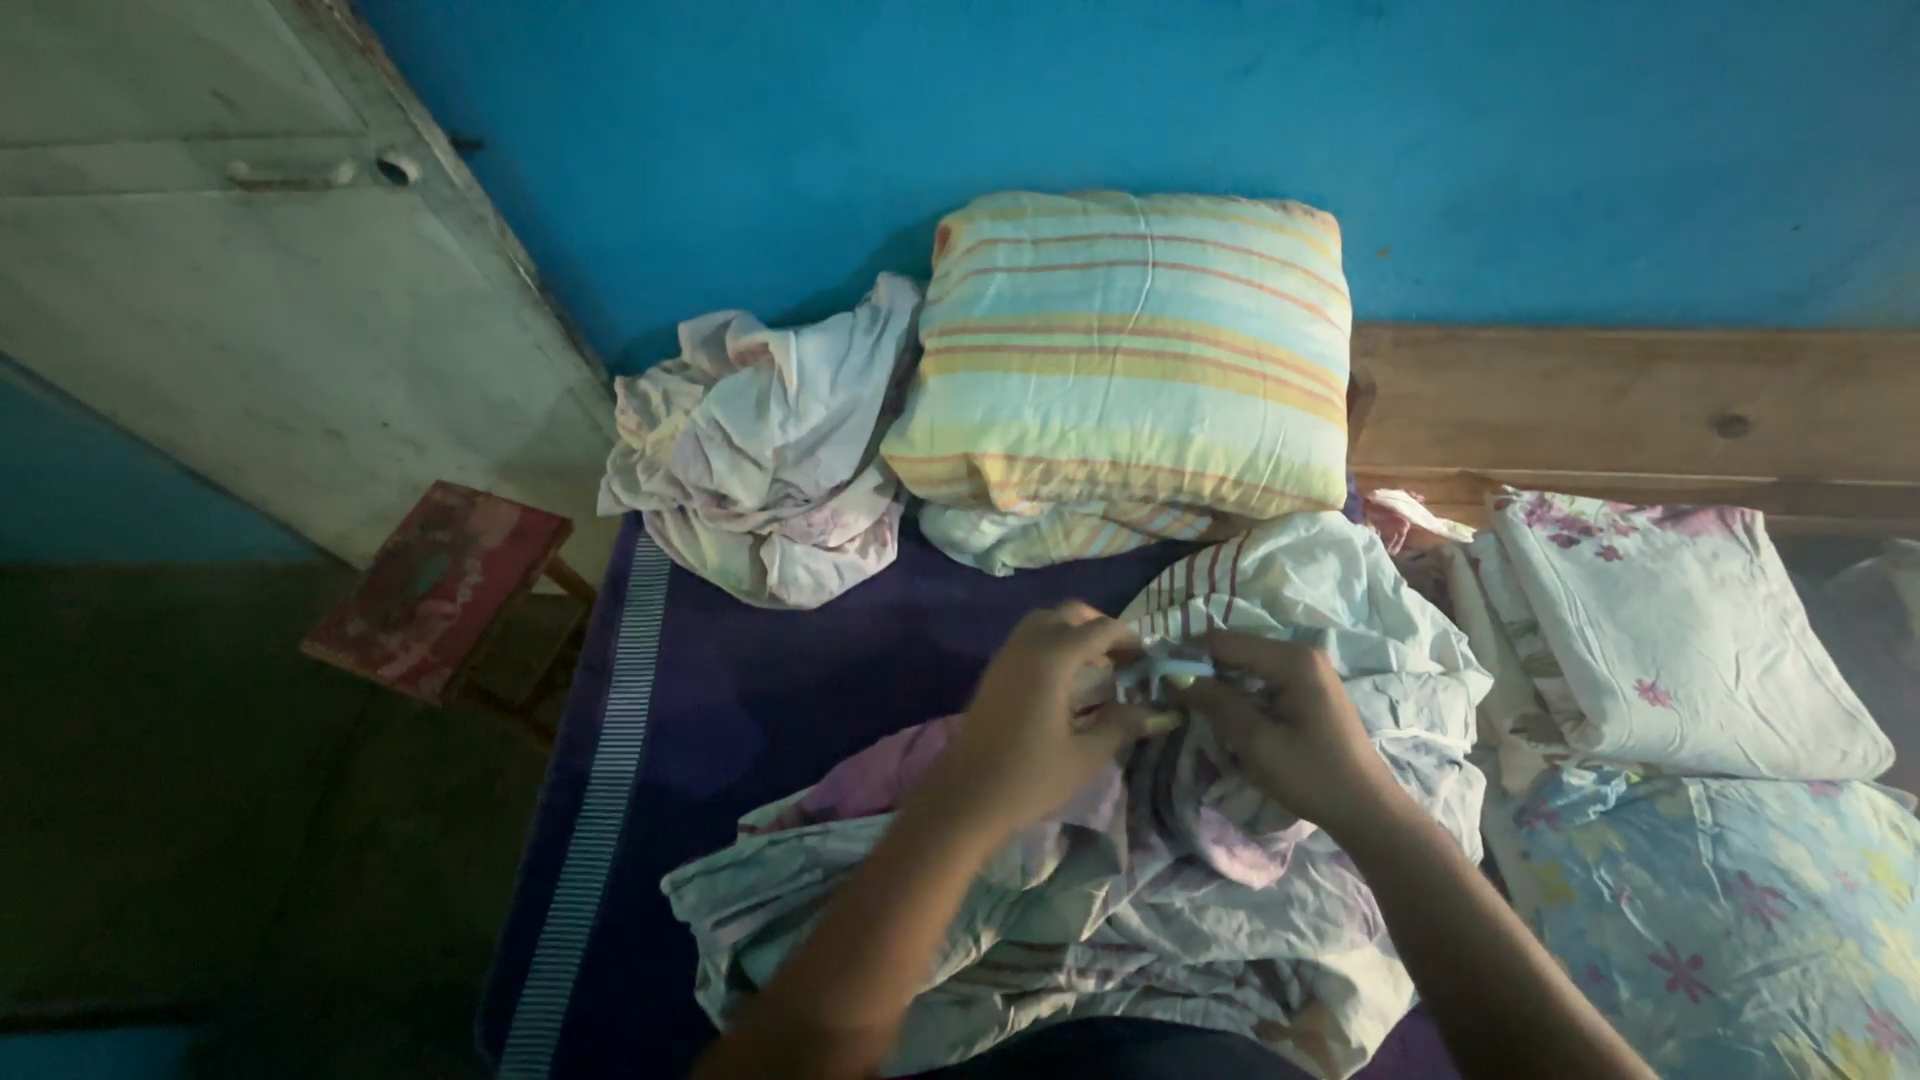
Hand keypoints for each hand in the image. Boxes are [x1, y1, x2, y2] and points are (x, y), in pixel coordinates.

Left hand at [916, 602, 1178, 839]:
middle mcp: (1027, 645)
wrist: (966, 797)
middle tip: (1123, 658)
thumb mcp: (1086, 756)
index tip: (1148, 662)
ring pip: (1044, 621)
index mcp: (1052, 658)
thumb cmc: (1029, 778)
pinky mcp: (993, 672)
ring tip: (1097, 667)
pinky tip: (1066, 680)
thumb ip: (1122, 725)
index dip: (1129, 640)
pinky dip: (1052, 644)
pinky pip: (1027, 639)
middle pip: (1068, 613)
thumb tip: (1155, 712)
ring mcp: (1005, 656)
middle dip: (1099, 627)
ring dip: (1073, 632)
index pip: (1099, 629)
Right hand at [1174, 630, 1410, 838]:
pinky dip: (1239, 692)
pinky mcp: (1308, 689)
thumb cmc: (1311, 775)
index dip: (1186, 654)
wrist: (1366, 811)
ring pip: (1246, 665)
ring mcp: (1308, 670)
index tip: (1157, 675)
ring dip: (1219, 683)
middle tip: (1171, 694)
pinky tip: (1226, 714)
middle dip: (1201, 669)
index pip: (1223, 641)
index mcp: (1291, 659)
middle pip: (1235, 649)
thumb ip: (1214, 701)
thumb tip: (1174, 676)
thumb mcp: (1255, 741)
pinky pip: (1262, 679)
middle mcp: (1301, 654)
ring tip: (1193, 706)